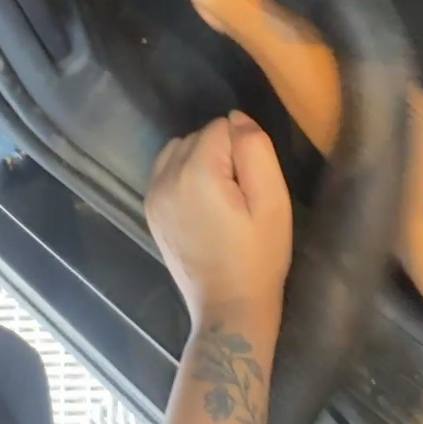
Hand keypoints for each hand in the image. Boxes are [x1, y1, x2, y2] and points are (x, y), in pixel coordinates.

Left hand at [146, 111, 292, 323]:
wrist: (228, 306)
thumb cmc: (259, 256)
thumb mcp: (273, 201)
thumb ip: (256, 149)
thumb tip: (236, 117)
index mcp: (196, 172)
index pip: (221, 126)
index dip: (243, 149)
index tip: (252, 184)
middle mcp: (166, 176)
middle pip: (198, 135)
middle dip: (221, 153)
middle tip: (240, 196)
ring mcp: (153, 193)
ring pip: (179, 148)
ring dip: (201, 160)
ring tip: (221, 197)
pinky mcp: (150, 208)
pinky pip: (166, 169)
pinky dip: (183, 173)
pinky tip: (201, 202)